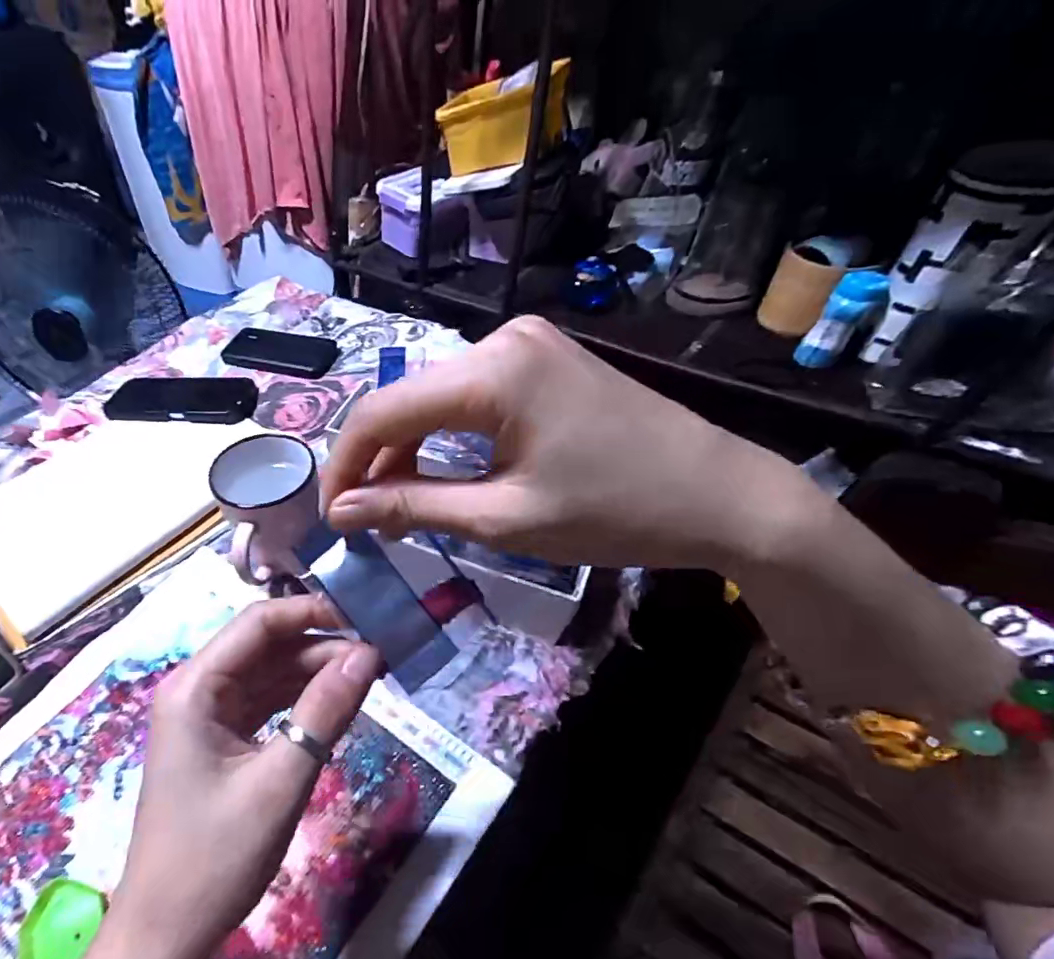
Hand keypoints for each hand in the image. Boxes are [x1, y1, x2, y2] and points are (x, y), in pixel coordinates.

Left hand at [109, 594, 380, 958]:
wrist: (164, 931)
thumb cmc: (215, 857)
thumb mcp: (280, 782)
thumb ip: (324, 713)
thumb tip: (369, 656)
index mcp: (194, 687)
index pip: (257, 624)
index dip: (311, 614)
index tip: (365, 623)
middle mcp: (195, 690)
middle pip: (263, 648)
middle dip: (319, 648)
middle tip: (378, 660)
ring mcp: (204, 717)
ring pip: (266, 677)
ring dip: (313, 675)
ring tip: (368, 679)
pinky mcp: (216, 743)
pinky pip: (262, 706)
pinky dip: (298, 704)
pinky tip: (335, 707)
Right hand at [321, 315, 823, 571]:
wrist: (721, 494)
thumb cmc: (614, 512)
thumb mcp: (504, 518)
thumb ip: (412, 506)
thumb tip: (340, 512)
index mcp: (491, 372)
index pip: (381, 412)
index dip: (344, 466)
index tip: (332, 517)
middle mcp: (500, 339)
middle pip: (406, 402)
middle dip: (378, 463)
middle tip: (369, 523)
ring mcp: (525, 343)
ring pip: (435, 400)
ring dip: (411, 452)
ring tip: (402, 507)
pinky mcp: (542, 359)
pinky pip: (470, 397)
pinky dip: (448, 438)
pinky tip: (444, 474)